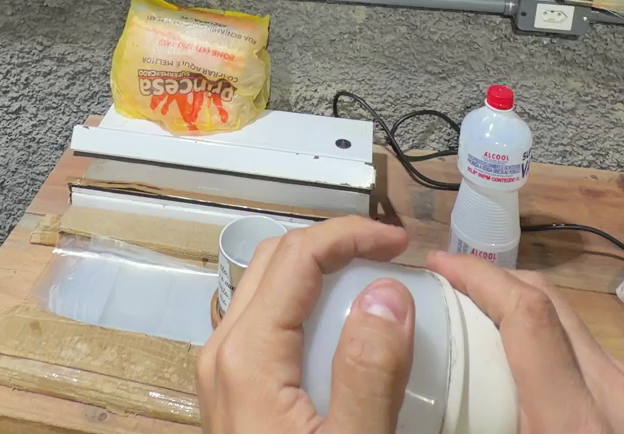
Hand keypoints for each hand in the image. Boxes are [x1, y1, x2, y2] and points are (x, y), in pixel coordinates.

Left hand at [199, 217, 415, 432]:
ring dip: (320, 269)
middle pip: (277, 260)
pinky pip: (267, 318)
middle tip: (390, 254)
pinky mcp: (232, 388)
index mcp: (247, 354)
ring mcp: (222, 369)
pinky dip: (307, 300)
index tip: (401, 242)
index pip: (297, 257)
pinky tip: (342, 324)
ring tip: (372, 277)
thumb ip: (368, 372)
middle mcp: (224, 349)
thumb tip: (385, 290)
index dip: (350, 235)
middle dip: (335, 244)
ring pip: (268, 285)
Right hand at [427, 251, 623, 433]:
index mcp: (582, 426)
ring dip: (525, 311)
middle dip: (495, 279)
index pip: (528, 312)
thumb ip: (482, 424)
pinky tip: (535, 368)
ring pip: (576, 326)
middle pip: (551, 301)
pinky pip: (599, 359)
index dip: (477, 275)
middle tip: (451, 286)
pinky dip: (557, 346)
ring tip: (485, 324)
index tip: (437, 265)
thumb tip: (429, 406)